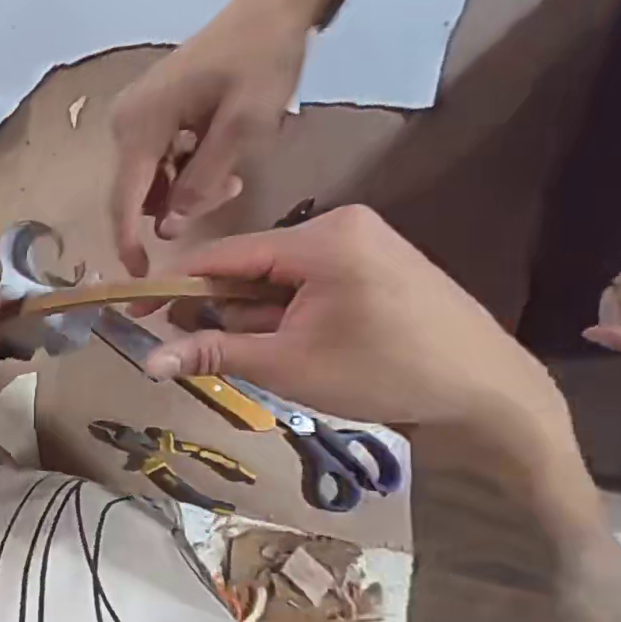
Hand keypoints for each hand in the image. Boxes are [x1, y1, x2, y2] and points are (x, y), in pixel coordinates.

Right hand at [108, 0, 336, 274]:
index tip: (141, 276)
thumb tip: (168, 227)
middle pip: (135, 193)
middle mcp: (123, 126)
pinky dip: (181, 173)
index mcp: (139, 127)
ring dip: (182, 191)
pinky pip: (154, 165)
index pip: (124, 200)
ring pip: (147, 183)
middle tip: (228, 193)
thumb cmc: (263, 58)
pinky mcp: (143, 119)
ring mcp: (131, 121)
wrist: (272, 5)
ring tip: (230, 173)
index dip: (128, 243)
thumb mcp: (245, 126)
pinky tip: (214, 157)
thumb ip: (202, 181)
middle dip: (174, 208)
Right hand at [142, 206, 568, 437]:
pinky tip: (286, 346)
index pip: (220, 255)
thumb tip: (147, 362)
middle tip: (196, 351)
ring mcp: (359, 244)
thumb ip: (211, 353)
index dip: (170, 286)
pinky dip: (277, 315)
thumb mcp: (284, 364)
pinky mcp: (369, 266)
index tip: (134, 315)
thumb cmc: (381, 372)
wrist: (486, 394)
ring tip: (259, 357)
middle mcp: (338, 227)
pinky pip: (299, 284)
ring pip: (269, 279)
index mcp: (320, 239)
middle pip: (244, 266)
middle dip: (214, 309)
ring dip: (248, 318)